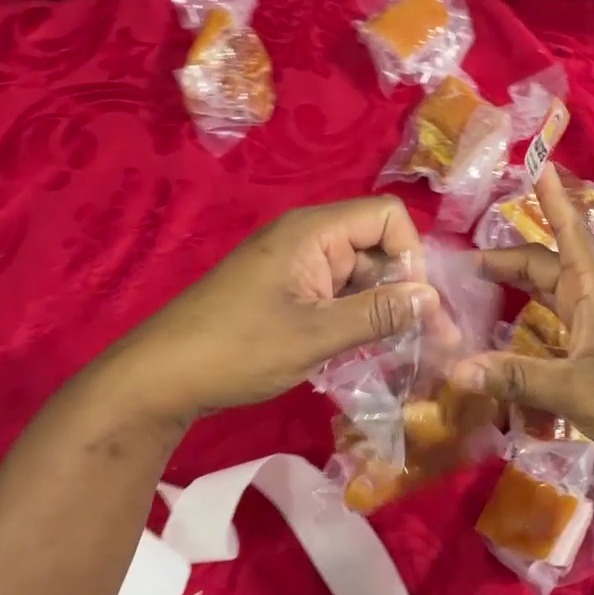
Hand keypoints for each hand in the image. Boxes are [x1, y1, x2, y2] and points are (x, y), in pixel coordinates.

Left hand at [80, 196, 439, 427]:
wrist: (161, 377)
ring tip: (407, 350)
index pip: (388, 217)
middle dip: (406, 287)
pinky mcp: (289, 290)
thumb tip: (431, 299)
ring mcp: (297, 264)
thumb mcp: (316, 335)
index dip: (411, 255)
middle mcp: (309, 237)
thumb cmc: (238, 349)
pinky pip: (339, 291)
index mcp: (313, 231)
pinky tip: (371, 348)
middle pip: (379, 245)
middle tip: (430, 338)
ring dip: (385, 307)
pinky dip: (358, 315)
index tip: (412, 305)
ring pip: (361, 273)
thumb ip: (378, 314)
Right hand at [451, 169, 593, 481]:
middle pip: (545, 264)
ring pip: (550, 293)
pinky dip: (530, 319)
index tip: (537, 163)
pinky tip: (506, 331)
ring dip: (517, 286)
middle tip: (460, 263)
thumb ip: (514, 377)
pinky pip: (557, 321)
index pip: (568, 230)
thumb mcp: (571, 389)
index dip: (552, 198)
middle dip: (506, 258)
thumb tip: (456, 370)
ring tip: (476, 287)